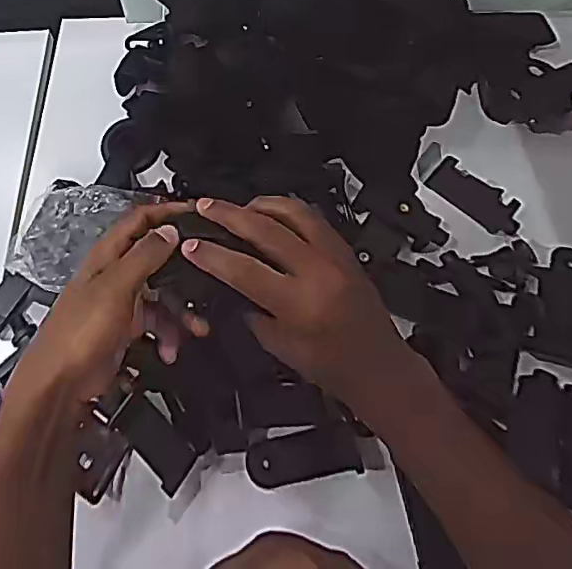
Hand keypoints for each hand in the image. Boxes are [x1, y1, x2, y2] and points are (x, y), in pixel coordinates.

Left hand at [7, 202, 199, 406]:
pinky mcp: (123, 329)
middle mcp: (114, 274)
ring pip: (161, 295)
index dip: (167, 212)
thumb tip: (169, 231)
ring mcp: (119, 302)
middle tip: (204, 283)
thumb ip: (144, 256)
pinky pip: (155, 323)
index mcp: (108, 256)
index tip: (194, 213)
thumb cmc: (74, 336)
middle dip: (183, 273)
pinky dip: (167, 334)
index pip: (141, 220)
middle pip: (157, 260)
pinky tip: (169, 348)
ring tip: (192, 328)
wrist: (59, 388)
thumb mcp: (115, 288)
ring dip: (179, 312)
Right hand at [183, 196, 413, 412]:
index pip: (245, 270)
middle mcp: (320, 273)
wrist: (379, 367)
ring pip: (292, 210)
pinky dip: (287, 209)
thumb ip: (252, 310)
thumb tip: (228, 281)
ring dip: (259, 203)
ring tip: (238, 206)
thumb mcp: (280, 346)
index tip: (193, 245)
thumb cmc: (334, 366)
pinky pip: (312, 217)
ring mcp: (335, 256)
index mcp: (301, 305)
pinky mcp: (344, 249)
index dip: (213, 255)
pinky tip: (272, 211)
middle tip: (207, 206)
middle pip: (265, 228)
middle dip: (229, 214)